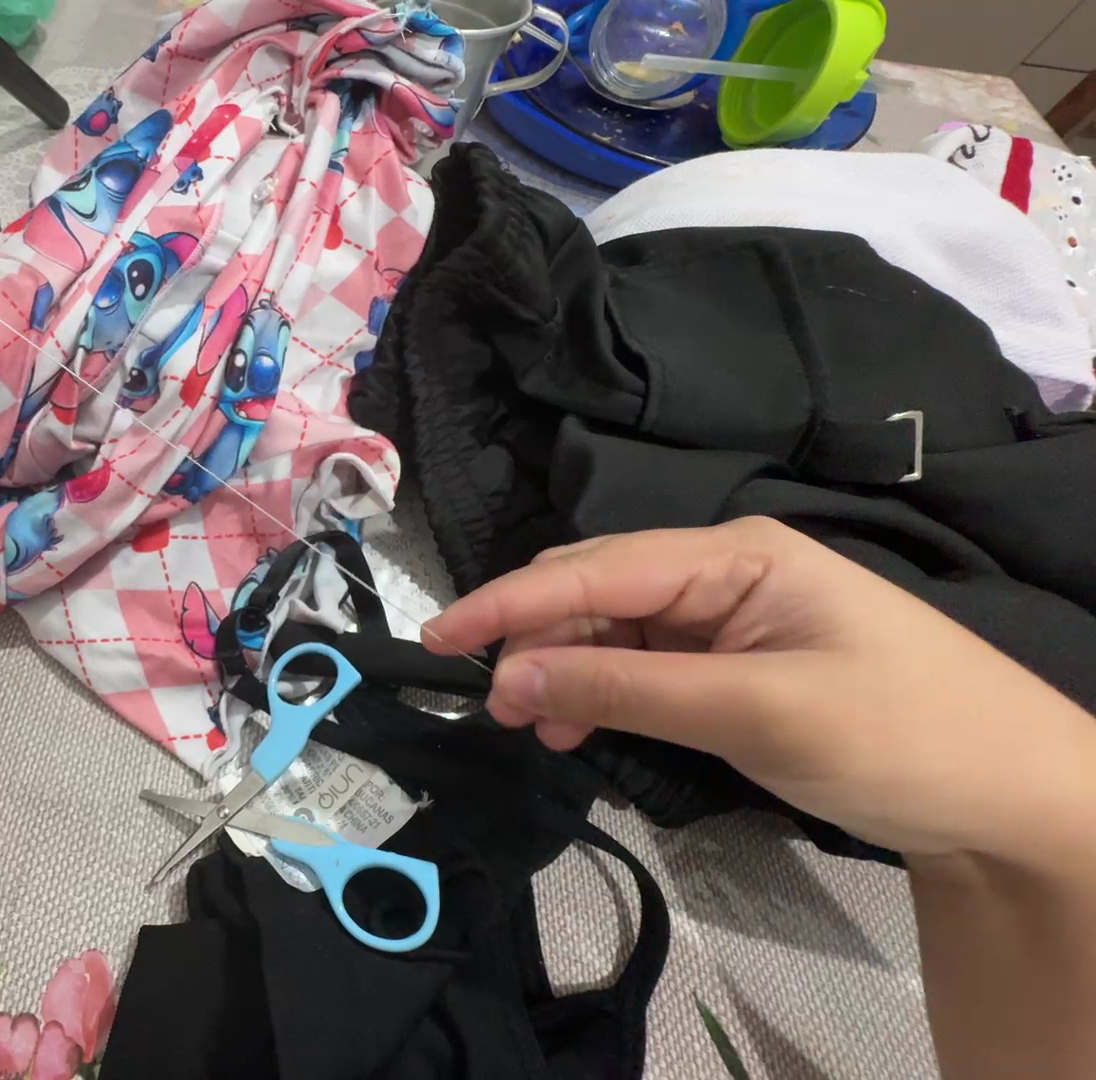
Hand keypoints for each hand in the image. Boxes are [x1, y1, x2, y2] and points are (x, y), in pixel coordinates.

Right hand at [422, 518, 1095, 861]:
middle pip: (587, 592)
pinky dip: (588, 694)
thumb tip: (507, 675)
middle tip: (483, 693)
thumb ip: (621, 687)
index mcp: (731, 556)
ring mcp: (714, 618)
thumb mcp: (756, 711)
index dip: (506, 602)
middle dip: (527, 638)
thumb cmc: (909, 739)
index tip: (438, 635)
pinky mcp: (716, 662)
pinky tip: (566, 727)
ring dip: (553, 671)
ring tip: (521, 720)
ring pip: (599, 632)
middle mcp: (713, 574)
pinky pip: (627, 666)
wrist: (1026, 812)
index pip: (591, 571)